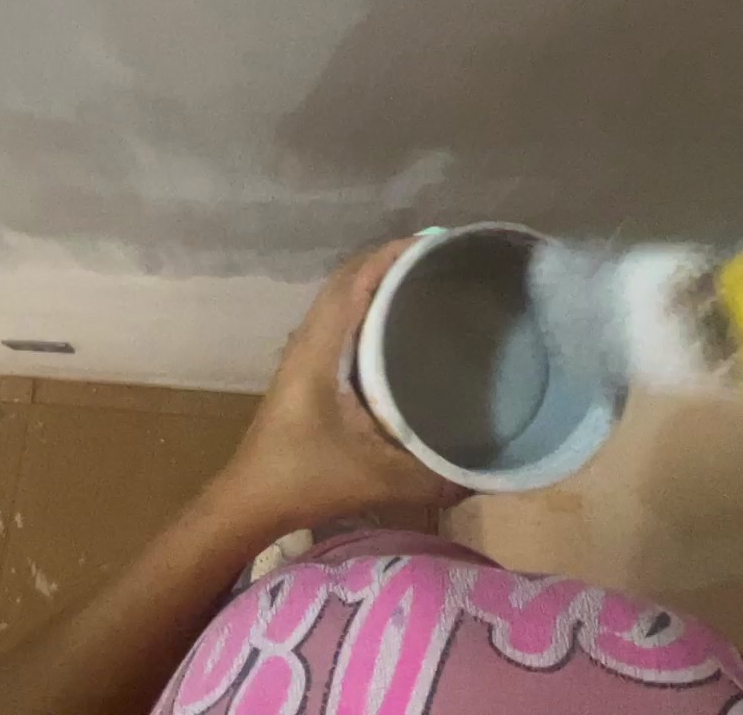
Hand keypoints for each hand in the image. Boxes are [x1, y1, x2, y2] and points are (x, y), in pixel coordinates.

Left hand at [216, 239, 467, 530]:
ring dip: (376, 279)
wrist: (252, 497)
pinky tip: (395, 322)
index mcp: (321, 346)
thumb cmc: (306, 478)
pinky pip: (338, 316)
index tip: (437, 244)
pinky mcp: (306, 365)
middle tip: (443, 260)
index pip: (355, 279)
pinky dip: (365, 303)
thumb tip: (490, 473)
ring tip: (424, 280)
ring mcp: (304, 349)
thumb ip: (435, 477)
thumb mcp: (379, 479)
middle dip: (392, 260)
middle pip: (348, 277)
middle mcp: (309, 336)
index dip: (393, 254)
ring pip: (341, 295)